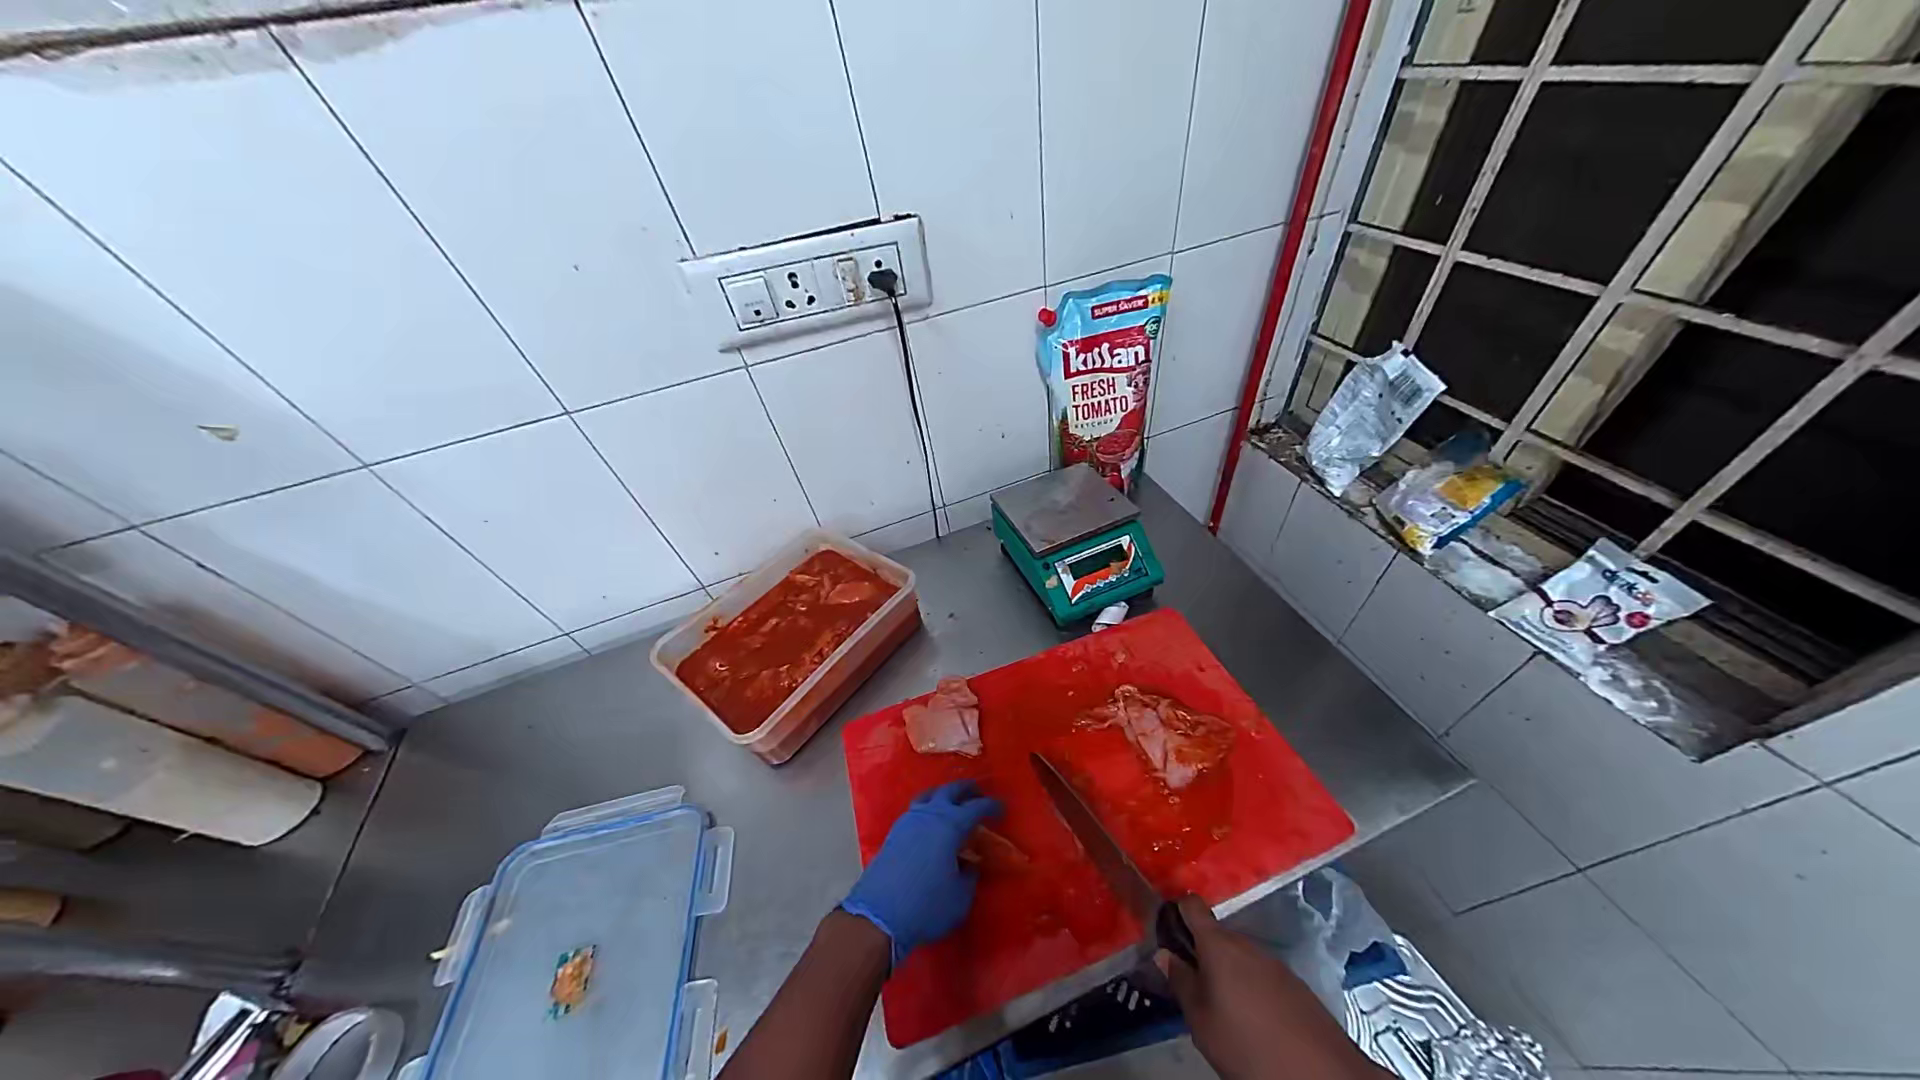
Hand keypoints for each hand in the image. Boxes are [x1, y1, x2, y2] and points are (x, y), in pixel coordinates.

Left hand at [841, 780, 1002, 965]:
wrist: (879, 915)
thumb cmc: (927, 905)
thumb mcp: (960, 896)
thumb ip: (970, 876)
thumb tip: (970, 864)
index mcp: (950, 824)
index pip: (976, 807)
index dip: (991, 806)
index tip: (1002, 808)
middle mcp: (929, 814)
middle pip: (950, 790)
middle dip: (967, 789)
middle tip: (978, 794)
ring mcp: (908, 820)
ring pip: (929, 795)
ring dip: (944, 795)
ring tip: (953, 803)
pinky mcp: (893, 832)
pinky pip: (916, 809)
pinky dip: (929, 808)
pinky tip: (931, 822)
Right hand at [1156, 895, 1388, 1079]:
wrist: (1325, 1077)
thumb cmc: (1249, 1047)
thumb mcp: (1202, 1022)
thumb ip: (1181, 982)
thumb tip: (1163, 953)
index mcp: (1219, 945)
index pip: (1192, 905)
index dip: (1176, 911)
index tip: (1165, 932)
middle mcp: (1247, 944)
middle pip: (1215, 934)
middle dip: (1201, 952)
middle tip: (1191, 984)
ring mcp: (1275, 963)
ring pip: (1239, 956)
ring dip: (1226, 971)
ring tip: (1222, 1006)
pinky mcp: (1296, 985)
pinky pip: (1261, 973)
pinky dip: (1250, 986)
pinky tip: (1253, 1019)